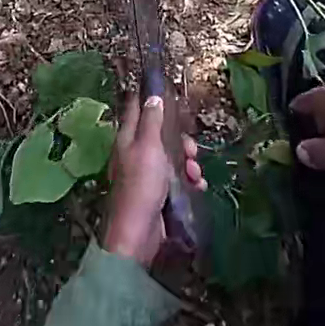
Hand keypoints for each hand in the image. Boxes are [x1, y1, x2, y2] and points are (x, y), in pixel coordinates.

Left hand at [101, 94, 204, 267]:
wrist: (138, 234)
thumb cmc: (141, 184)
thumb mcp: (148, 146)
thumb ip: (151, 121)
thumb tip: (153, 96)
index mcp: (128, 139)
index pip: (136, 109)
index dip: (150, 98)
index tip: (167, 91)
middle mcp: (135, 154)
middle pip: (161, 135)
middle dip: (180, 140)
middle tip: (191, 149)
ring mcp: (147, 175)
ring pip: (172, 158)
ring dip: (188, 163)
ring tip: (195, 174)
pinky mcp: (158, 193)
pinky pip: (177, 179)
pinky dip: (188, 180)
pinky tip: (196, 186)